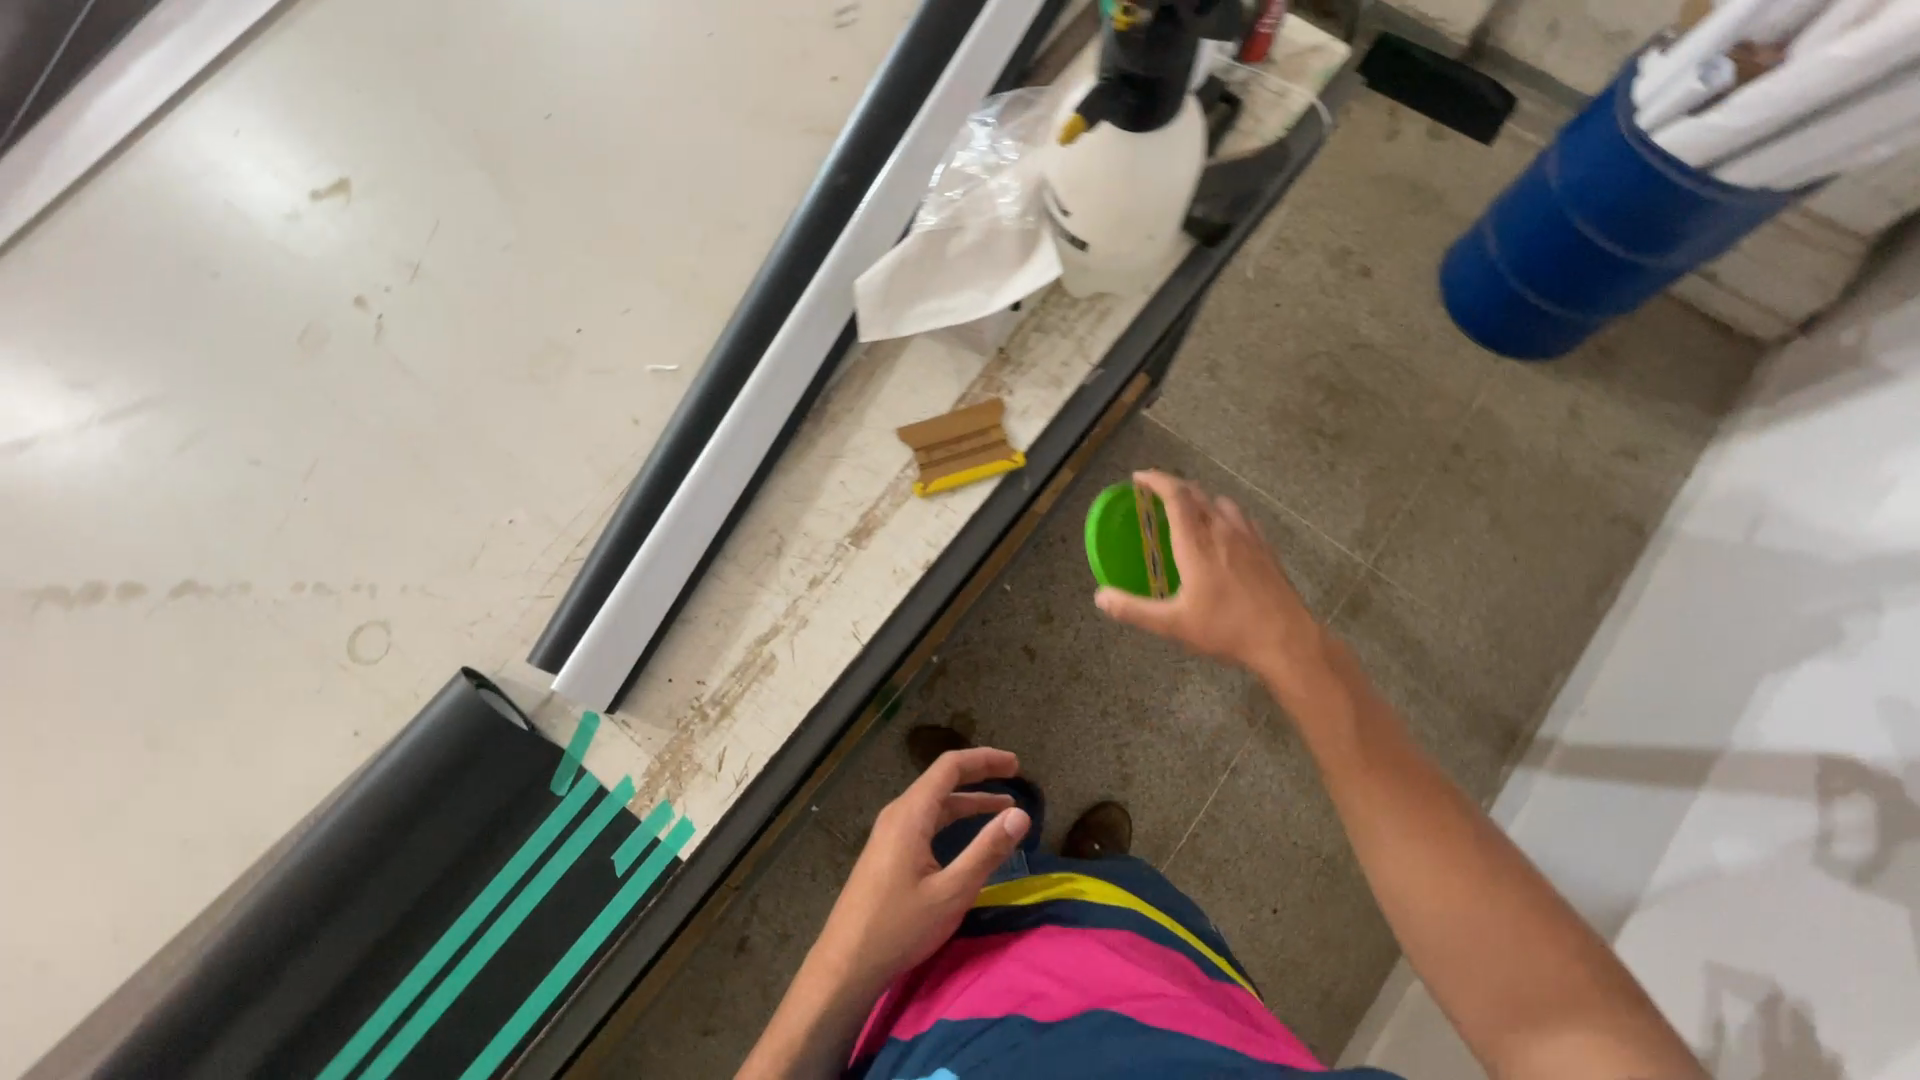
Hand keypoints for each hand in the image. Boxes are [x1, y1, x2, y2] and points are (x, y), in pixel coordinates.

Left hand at [812, 747, 1031, 990]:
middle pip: (941, 780)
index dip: (984, 760)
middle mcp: (897, 815)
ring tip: (1002, 808)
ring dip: (968, 801)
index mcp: (910, 815)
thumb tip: (1020, 814)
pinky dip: (951, 819)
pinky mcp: (887, 853)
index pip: (949, 767)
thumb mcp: (952, 892)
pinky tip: (967, 835)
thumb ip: (986, 851)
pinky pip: (924, 821)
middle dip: (979, 775)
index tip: (1016, 764)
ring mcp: (889, 834)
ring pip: (933, 803)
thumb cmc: (900, 927)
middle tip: (1014, 777)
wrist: (846, 963)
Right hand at [1095, 470, 1330, 693]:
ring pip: (1221, 503)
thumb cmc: (1226, 629)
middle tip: (1156, 496)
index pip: (1175, 496)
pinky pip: (1242, 518)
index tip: (1139, 478)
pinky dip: (1225, 514)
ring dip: (1201, 500)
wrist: (1285, 639)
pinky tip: (1225, 532)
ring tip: (1189, 512)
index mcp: (1196, 544)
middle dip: (1174, 488)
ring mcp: (1248, 537)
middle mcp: (1222, 531)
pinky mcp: (1266, 548)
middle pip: (1197, 494)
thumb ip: (1134, 610)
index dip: (1156, 480)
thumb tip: (1100, 597)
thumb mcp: (1173, 625)